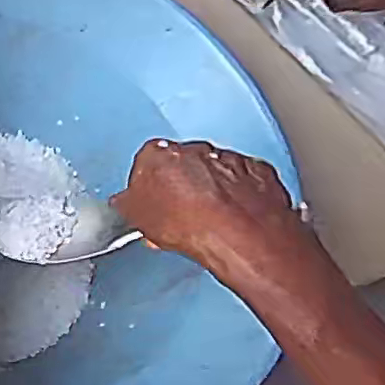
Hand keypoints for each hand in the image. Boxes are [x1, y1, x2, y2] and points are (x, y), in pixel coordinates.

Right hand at [110, 139, 306, 279]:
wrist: (236, 235)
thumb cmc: (188, 222)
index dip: (146, 186)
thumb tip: (126, 203)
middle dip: (179, 184)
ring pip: (213, 171)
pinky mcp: (258, 172)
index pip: (145, 164)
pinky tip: (229, 217)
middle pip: (180, 164)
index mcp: (157, 153)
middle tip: (175, 212)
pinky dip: (238, 193)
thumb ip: (127, 203)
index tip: (149, 201)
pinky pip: (243, 180)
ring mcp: (228, 159)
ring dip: (209, 189)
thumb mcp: (135, 218)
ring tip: (204, 220)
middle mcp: (194, 149)